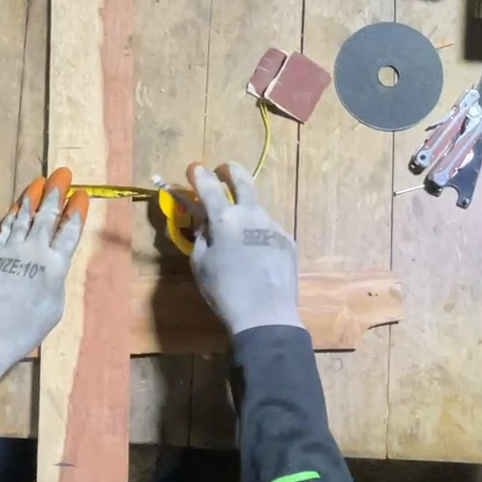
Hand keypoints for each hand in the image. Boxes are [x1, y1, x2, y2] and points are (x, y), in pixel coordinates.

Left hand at [0, 167, 86, 387]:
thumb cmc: (25, 330)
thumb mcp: (54, 307)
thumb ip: (55, 279)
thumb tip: (53, 264)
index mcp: (55, 266)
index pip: (69, 231)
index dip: (76, 211)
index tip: (80, 194)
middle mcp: (35, 251)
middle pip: (47, 216)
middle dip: (55, 193)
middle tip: (61, 174)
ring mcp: (12, 250)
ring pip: (24, 217)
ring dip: (32, 198)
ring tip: (38, 182)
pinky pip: (6, 229)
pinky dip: (12, 216)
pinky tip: (15, 207)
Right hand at [188, 161, 303, 335]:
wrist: (266, 314)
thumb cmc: (225, 291)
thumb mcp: (201, 264)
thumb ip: (201, 237)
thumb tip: (205, 223)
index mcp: (225, 219)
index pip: (209, 188)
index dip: (200, 175)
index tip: (194, 167)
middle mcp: (251, 214)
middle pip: (243, 181)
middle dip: (231, 170)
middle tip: (224, 169)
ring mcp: (273, 225)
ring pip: (256, 208)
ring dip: (245, 210)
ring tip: (238, 230)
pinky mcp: (287, 240)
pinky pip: (268, 229)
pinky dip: (259, 232)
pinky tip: (256, 252)